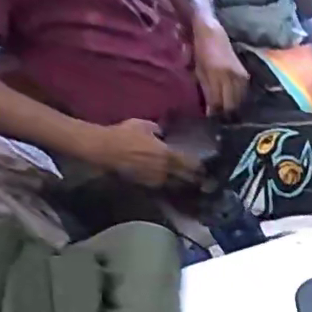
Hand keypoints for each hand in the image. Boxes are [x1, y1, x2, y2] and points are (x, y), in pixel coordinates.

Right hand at [71, 119, 201, 186]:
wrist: (106, 150)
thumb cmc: (123, 134)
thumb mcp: (141, 125)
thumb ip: (156, 129)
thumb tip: (162, 133)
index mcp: (167, 154)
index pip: (189, 163)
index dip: (198, 167)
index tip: (205, 168)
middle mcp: (165, 170)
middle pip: (186, 178)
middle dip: (196, 179)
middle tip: (204, 181)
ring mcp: (157, 180)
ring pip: (176, 184)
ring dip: (184, 185)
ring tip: (192, 186)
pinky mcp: (148, 186)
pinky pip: (164, 187)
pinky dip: (170, 186)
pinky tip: (173, 186)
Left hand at [192, 19, 248, 115]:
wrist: (211, 28)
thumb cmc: (200, 48)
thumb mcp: (199, 70)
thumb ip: (207, 92)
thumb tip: (211, 113)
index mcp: (216, 73)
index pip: (219, 103)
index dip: (217, 116)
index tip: (216, 125)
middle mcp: (230, 75)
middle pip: (231, 105)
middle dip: (227, 115)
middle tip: (224, 124)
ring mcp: (239, 75)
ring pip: (239, 101)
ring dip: (235, 109)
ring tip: (231, 116)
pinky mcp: (245, 74)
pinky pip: (244, 93)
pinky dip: (240, 100)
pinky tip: (238, 105)